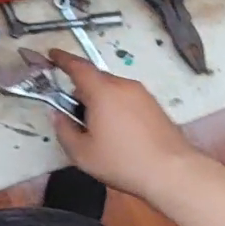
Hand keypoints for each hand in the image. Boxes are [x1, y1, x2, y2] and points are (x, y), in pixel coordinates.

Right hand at [47, 50, 206, 197]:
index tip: (52, 54)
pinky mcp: (154, 106)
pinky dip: (115, 106)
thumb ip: (64, 130)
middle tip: (73, 113)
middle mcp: (124, 86)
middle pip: (96, 79)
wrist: (172, 171)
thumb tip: (58, 115)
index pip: (78, 67)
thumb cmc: (122, 161)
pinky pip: (127, 97)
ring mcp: (142, 94)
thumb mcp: (82, 153)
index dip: (62, 59)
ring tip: (96, 128)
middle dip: (81, 89)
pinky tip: (117, 132)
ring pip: (113, 89)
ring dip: (99, 99)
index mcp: (102, 92)